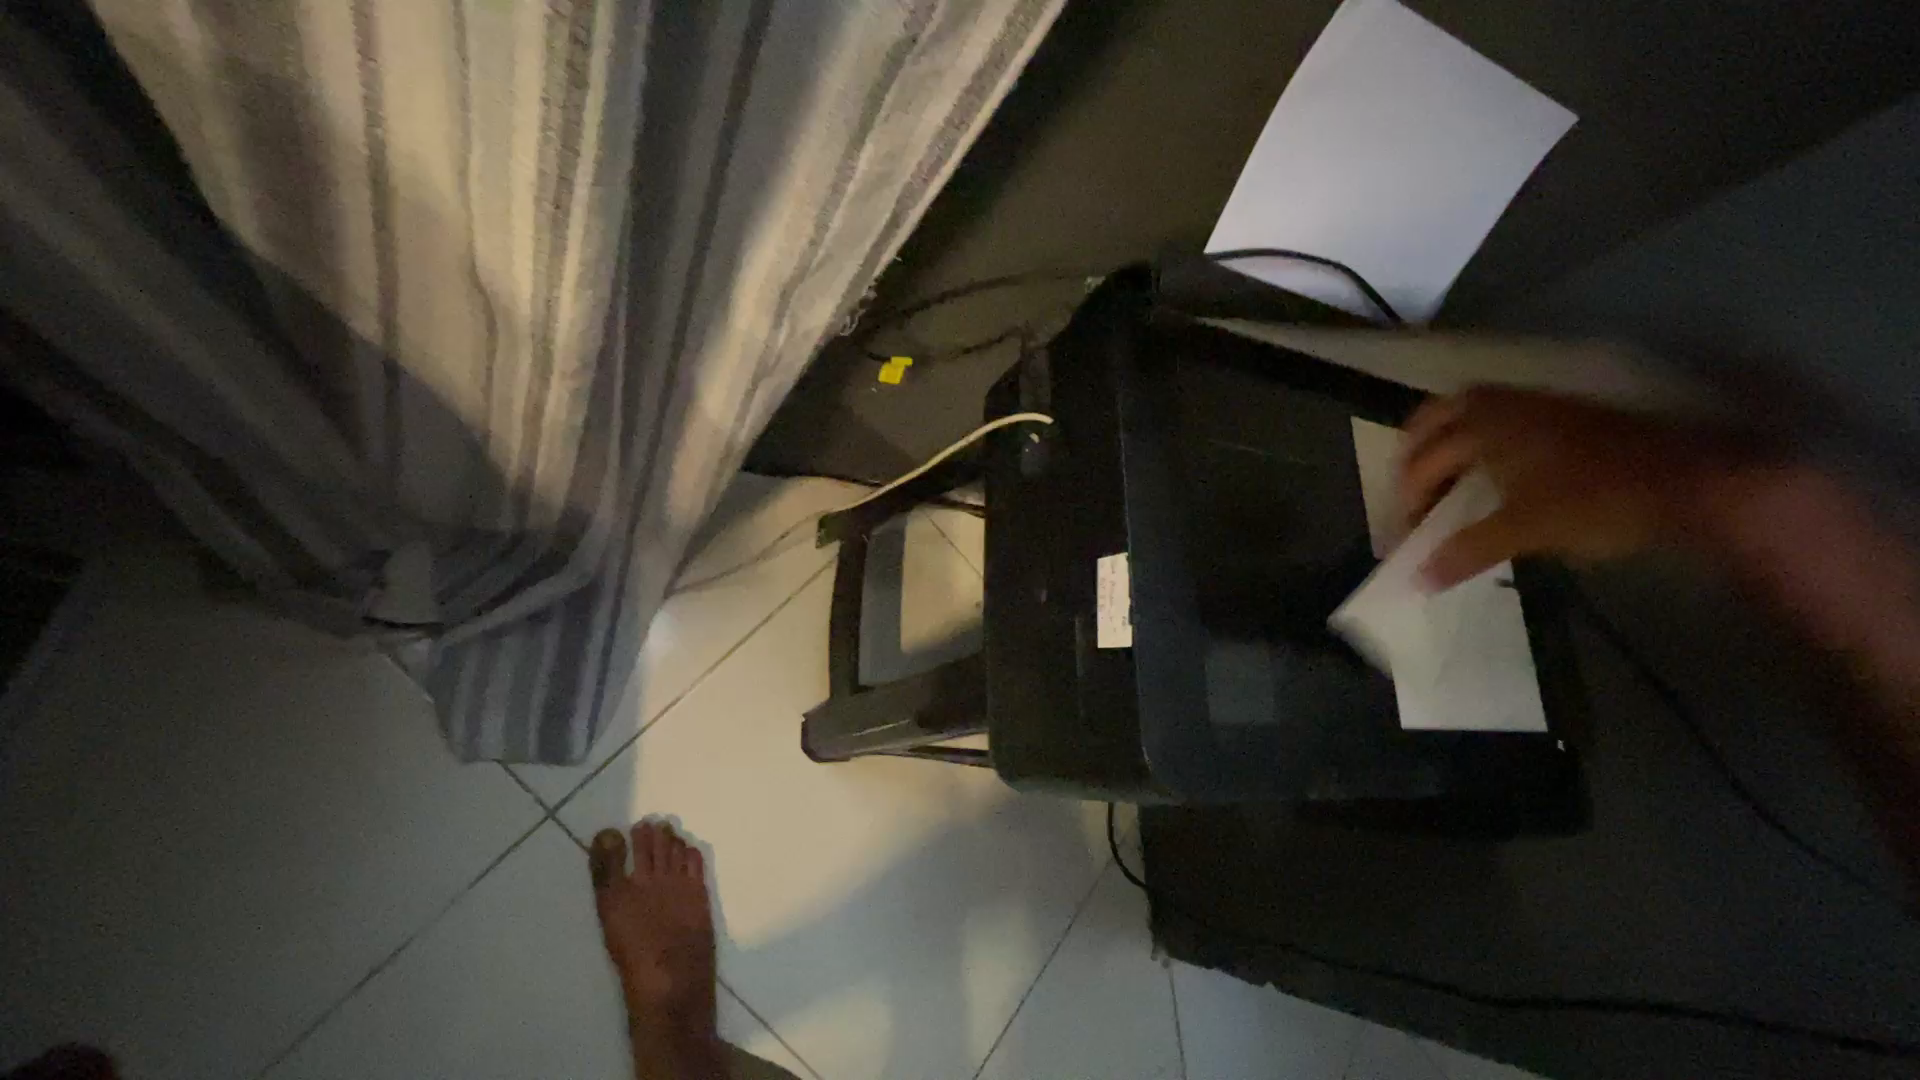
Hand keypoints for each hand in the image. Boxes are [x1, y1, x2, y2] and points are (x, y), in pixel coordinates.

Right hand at [1398, 387, 1742, 587]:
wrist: (1694, 482)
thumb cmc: (1595, 502)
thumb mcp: (1524, 531)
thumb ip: (1465, 552)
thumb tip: (1414, 581)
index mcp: (1484, 427)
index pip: (1424, 460)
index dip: (1408, 497)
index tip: (1407, 531)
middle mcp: (1503, 405)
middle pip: (1436, 419)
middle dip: (1415, 455)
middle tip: (1410, 495)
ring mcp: (1537, 406)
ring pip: (1470, 413)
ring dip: (1447, 443)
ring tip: (1445, 483)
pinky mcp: (1565, 415)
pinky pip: (1501, 418)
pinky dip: (1480, 440)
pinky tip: (1492, 472)